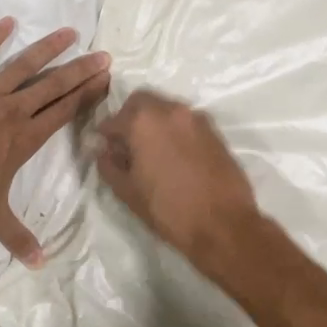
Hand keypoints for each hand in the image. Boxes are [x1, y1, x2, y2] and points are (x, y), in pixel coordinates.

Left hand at [0, 17, 110, 263]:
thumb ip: (18, 238)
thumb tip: (40, 265)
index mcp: (24, 139)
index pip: (62, 112)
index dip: (85, 94)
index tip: (103, 79)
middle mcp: (12, 112)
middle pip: (53, 86)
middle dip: (80, 70)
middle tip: (103, 55)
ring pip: (23, 66)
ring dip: (48, 49)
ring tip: (69, 32)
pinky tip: (8, 21)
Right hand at [96, 90, 261, 260]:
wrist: (223, 224)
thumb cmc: (168, 209)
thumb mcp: (127, 191)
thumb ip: (109, 165)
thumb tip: (104, 151)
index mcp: (143, 121)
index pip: (114, 119)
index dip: (105, 134)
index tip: (103, 147)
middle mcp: (170, 110)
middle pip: (142, 102)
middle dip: (129, 118)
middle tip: (126, 144)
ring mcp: (197, 119)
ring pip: (166, 109)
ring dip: (154, 122)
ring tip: (152, 151)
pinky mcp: (215, 132)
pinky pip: (187, 122)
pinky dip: (175, 131)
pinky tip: (175, 156)